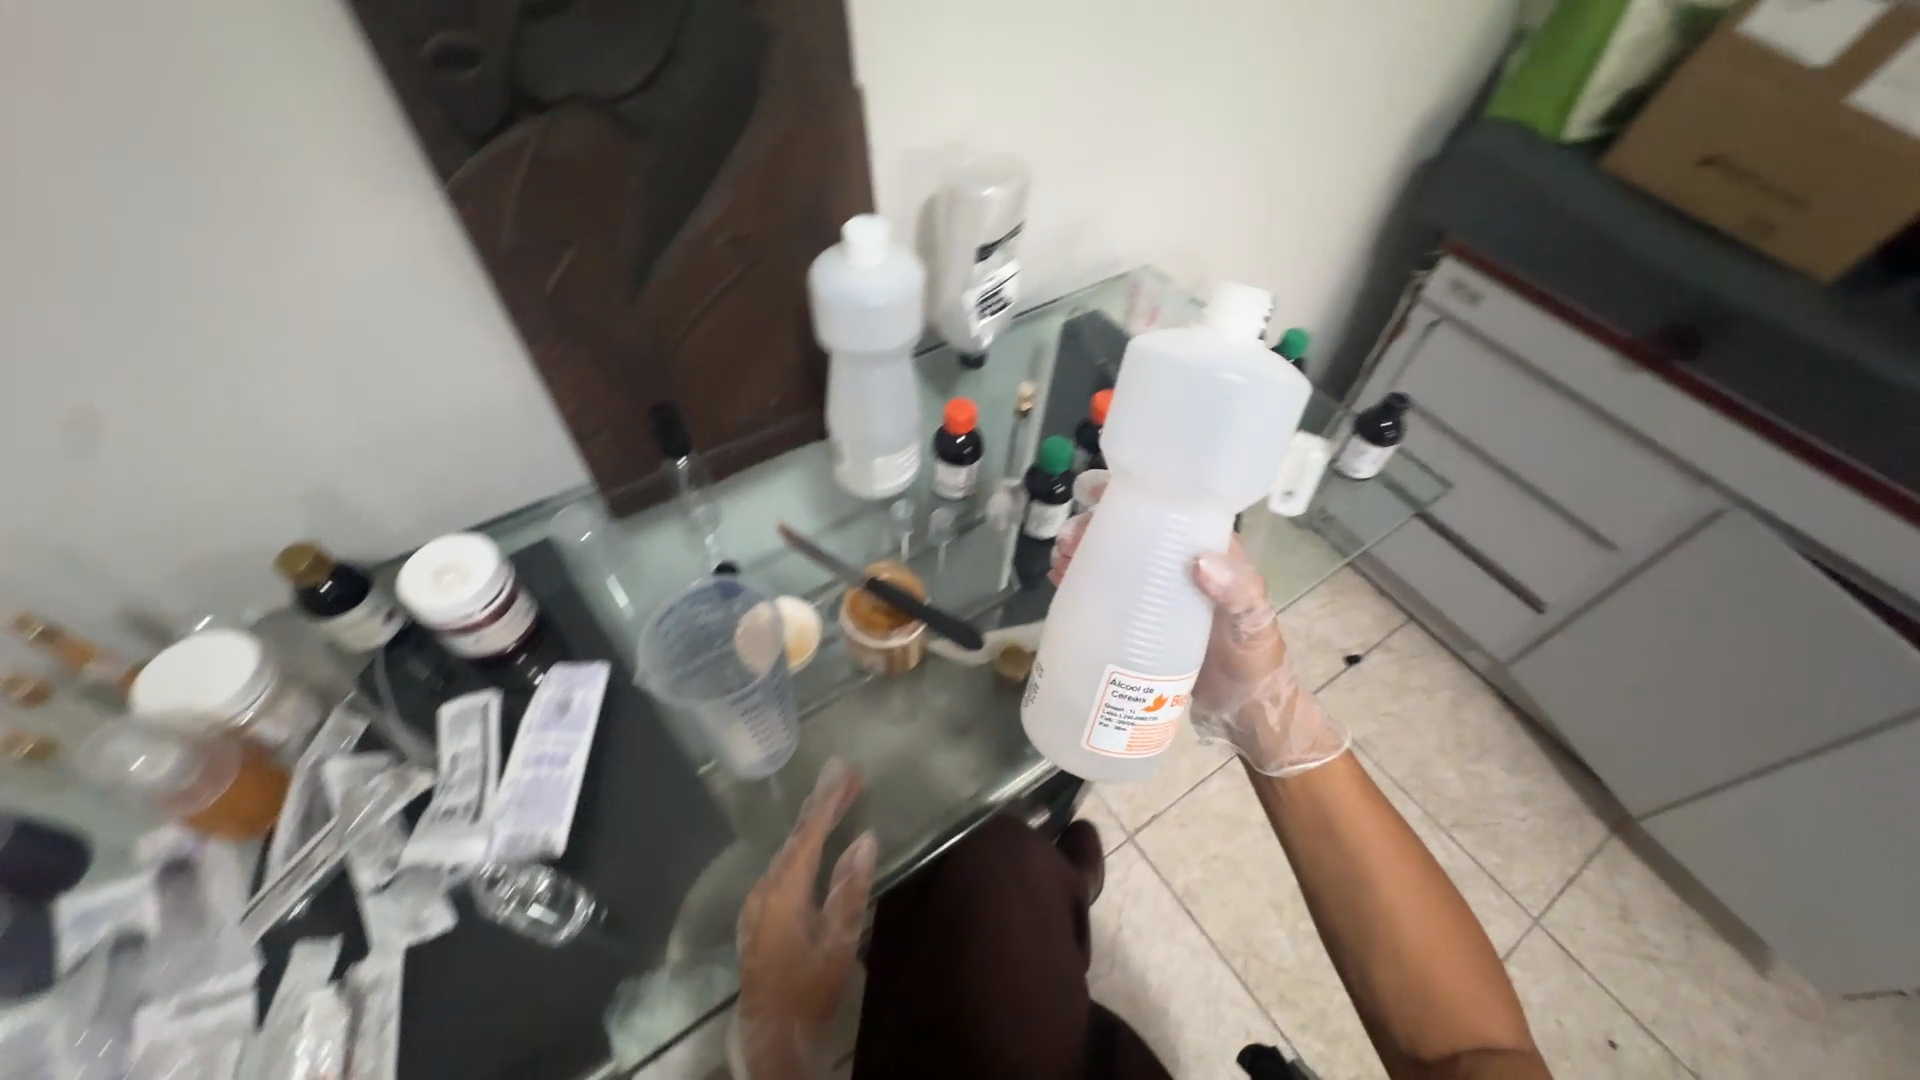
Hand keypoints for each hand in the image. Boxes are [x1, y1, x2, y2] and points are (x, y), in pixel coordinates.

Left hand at [731, 759, 878, 1079]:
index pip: (809, 833)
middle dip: (822, 803)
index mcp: (784, 890)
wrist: (771, 1034)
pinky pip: (782, 864)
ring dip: (813, 823)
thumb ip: (850, 887)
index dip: (829, 800)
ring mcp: (757, 900)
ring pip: (788, 850)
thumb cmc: (809, 988)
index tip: (846, 770)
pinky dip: (802, 844)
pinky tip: (813, 840)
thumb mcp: (838, 942)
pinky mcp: (758, 913)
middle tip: (845, 773)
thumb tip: (866, 838)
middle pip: (796, 836)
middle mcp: (765, 887)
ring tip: (836, 798)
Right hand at [1050, 515, 1348, 776]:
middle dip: (1094, 529)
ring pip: (1114, 562)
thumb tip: (1200, 563)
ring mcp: (1156, 597)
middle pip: (1131, 534)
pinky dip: (1083, 585)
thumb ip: (1237, 592)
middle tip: (1069, 542)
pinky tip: (1061, 582)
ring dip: (1083, 554)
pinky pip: (1108, 596)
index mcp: (1209, 553)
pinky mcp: (1139, 624)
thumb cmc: (1255, 664)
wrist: (1245, 715)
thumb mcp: (1253, 625)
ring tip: (1059, 561)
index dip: (1130, 497)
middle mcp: (1178, 567)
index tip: (1093, 494)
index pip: (1167, 511)